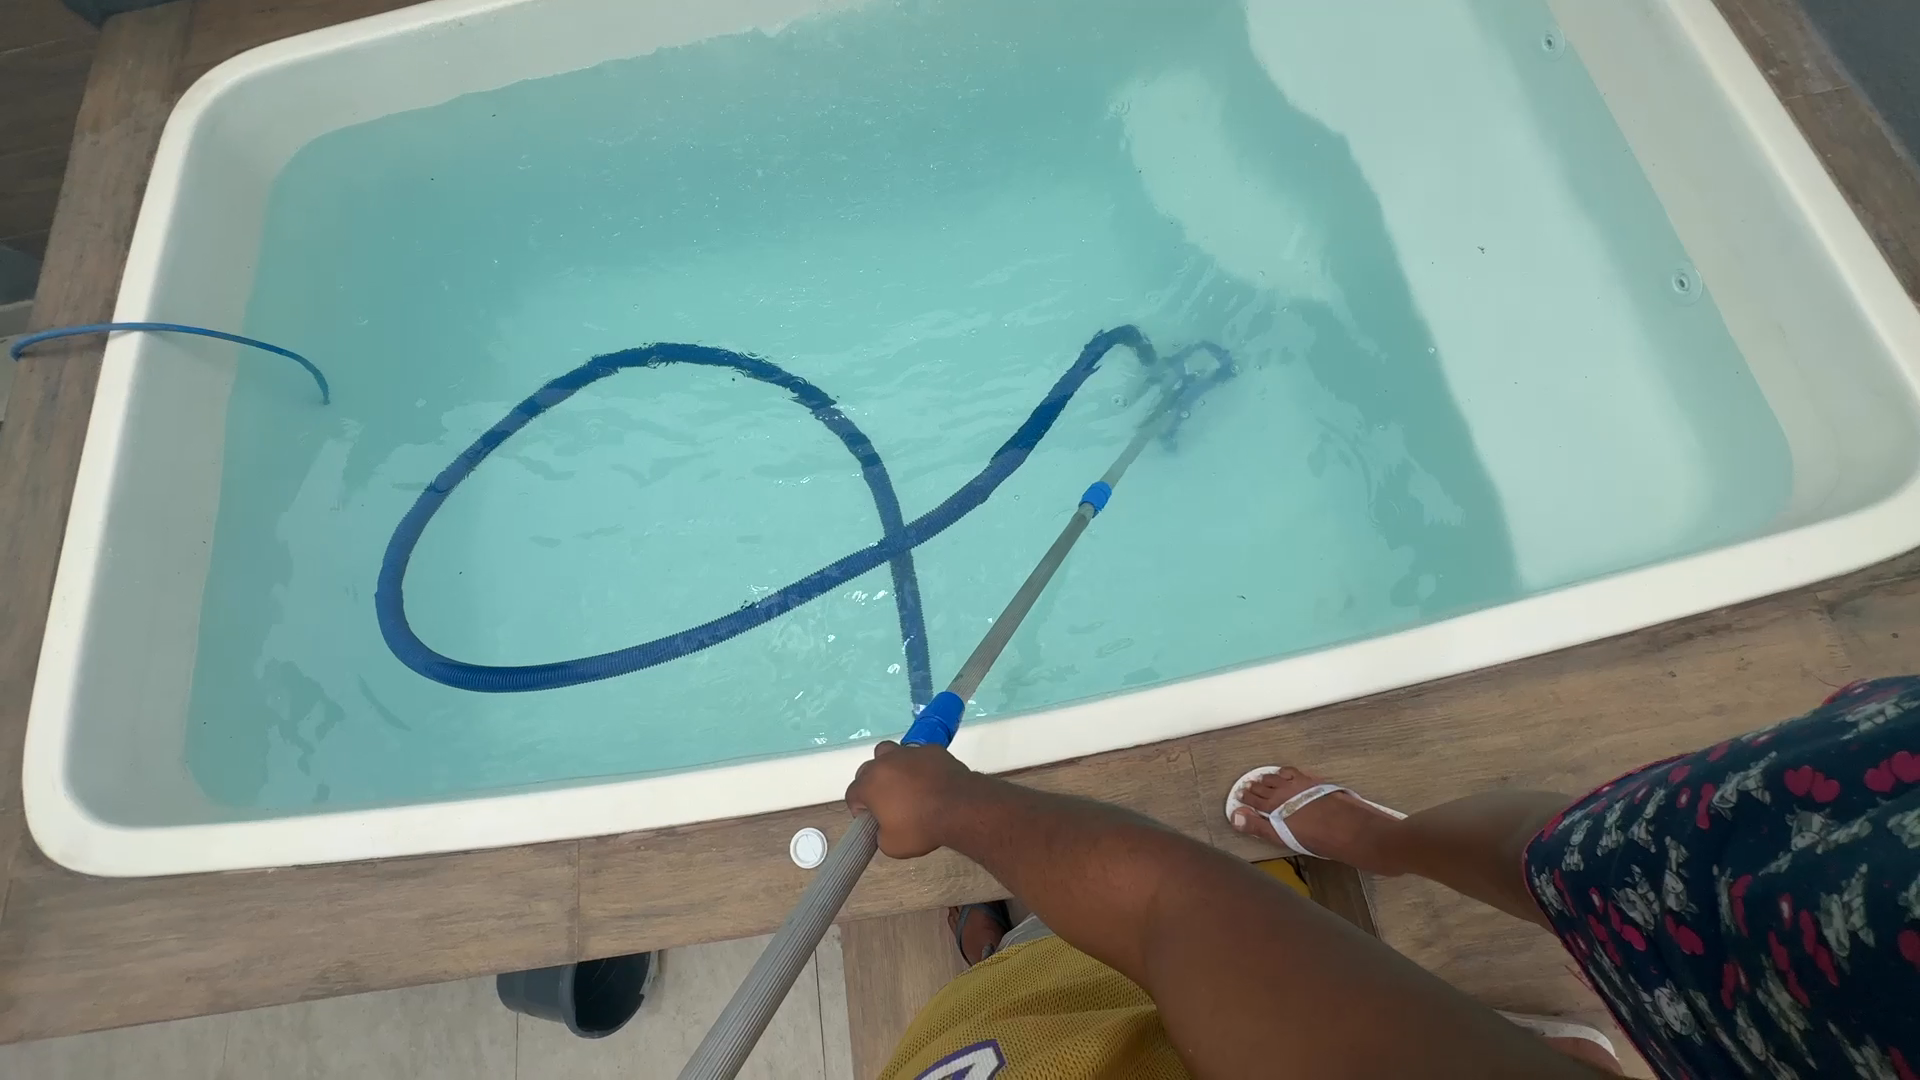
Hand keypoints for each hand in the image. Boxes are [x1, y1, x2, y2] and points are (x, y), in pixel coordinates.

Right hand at [845, 741, 977, 858]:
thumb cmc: (922, 827)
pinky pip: (917, 755)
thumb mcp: (892, 845)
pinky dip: (918, 765)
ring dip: (890, 767)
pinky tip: (929, 779)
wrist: (959, 807)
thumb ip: (880, 834)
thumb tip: (884, 828)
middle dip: (871, 785)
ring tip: (903, 784)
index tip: (870, 819)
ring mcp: (908, 752)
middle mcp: (885, 762)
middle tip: (885, 803)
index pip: (852, 794)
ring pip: (889, 752)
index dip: (859, 809)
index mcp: (870, 784)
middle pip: (867, 770)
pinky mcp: (931, 749)